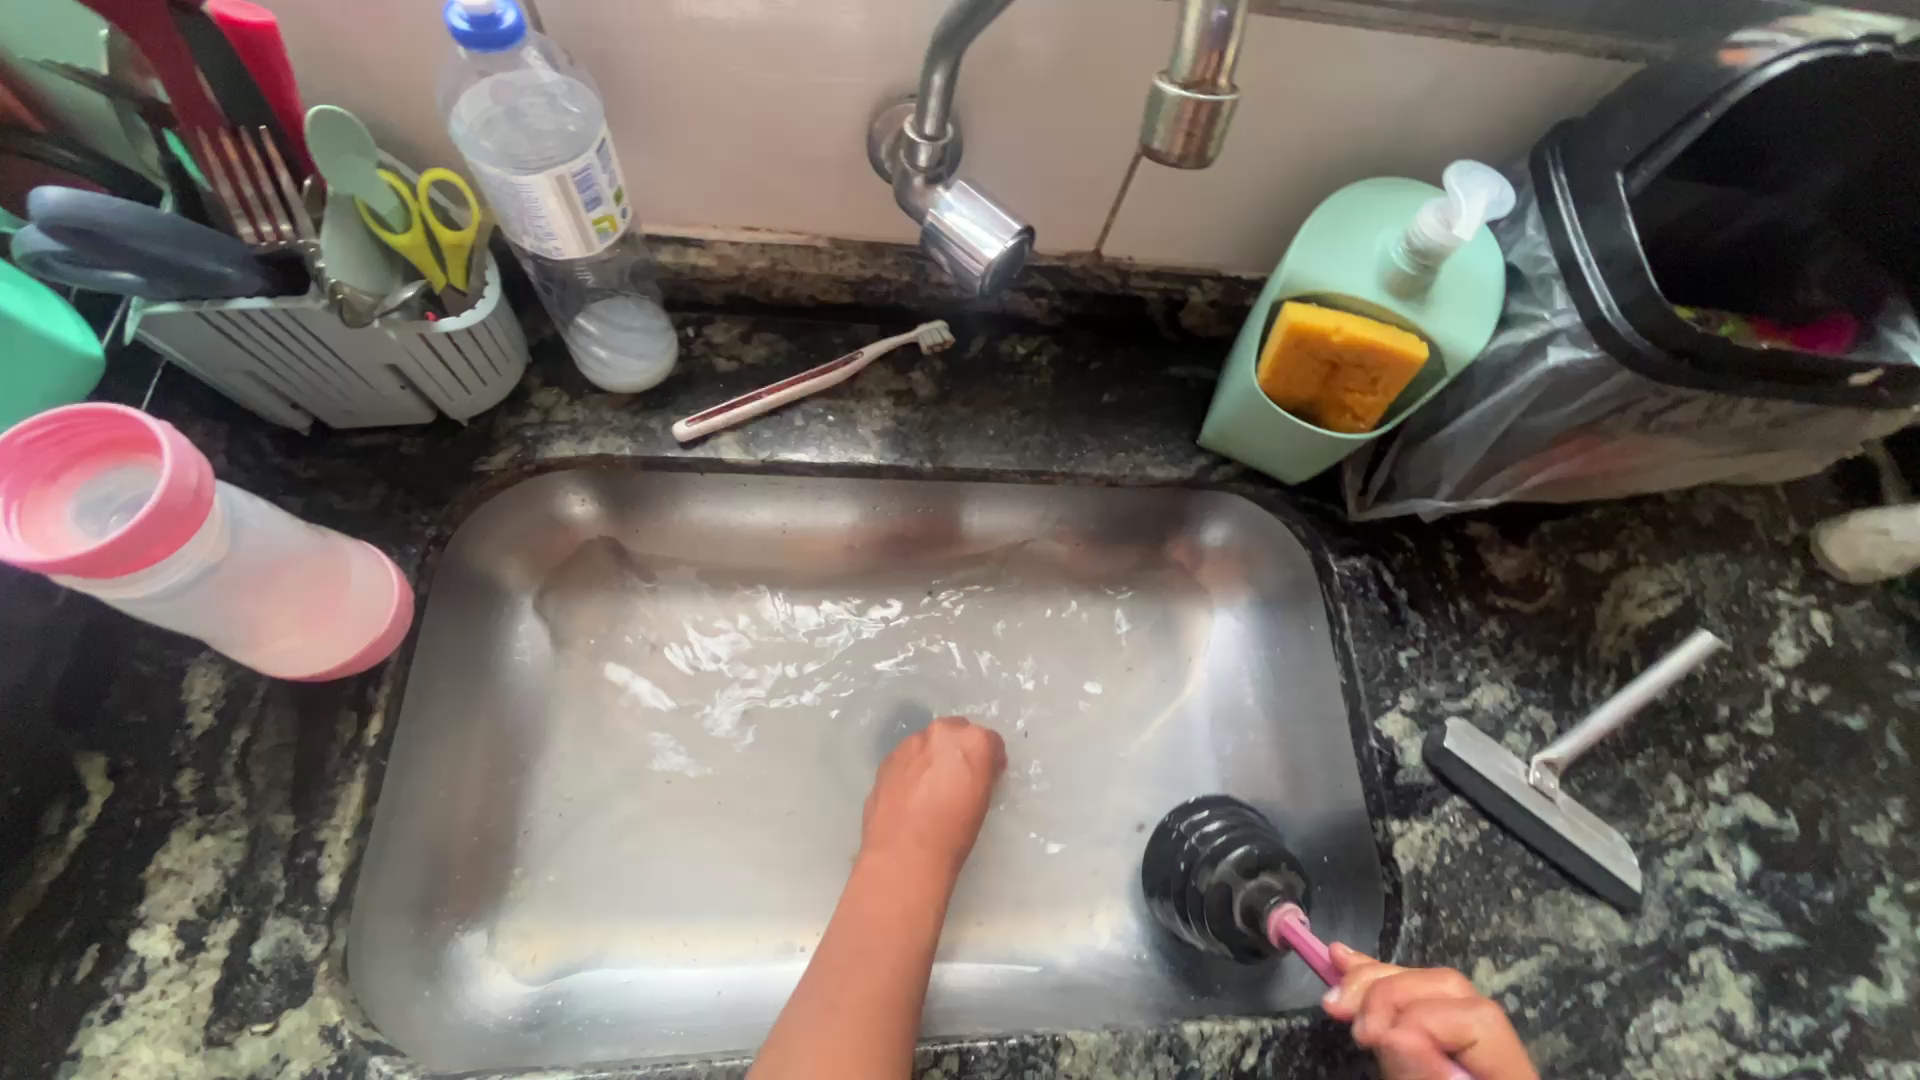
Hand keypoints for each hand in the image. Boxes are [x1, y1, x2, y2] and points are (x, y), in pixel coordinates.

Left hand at [860, 716, 1006, 879]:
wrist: (903, 853)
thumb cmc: (953, 833)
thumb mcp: (982, 801)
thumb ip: (980, 773)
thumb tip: (974, 771)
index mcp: (973, 741)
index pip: (990, 740)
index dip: (991, 759)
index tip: (988, 776)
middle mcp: (941, 733)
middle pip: (957, 732)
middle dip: (960, 750)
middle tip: (958, 778)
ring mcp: (910, 743)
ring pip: (929, 742)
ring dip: (934, 756)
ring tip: (930, 787)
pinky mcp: (888, 757)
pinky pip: (907, 756)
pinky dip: (912, 767)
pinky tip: (911, 793)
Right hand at [1321, 943, 1537, 1079]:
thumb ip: (1425, 1076)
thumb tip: (1393, 1033)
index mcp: (1511, 1070)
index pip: (1474, 1017)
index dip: (1421, 1020)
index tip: (1374, 1043)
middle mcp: (1497, 1044)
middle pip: (1448, 988)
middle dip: (1388, 993)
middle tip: (1347, 1021)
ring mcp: (1469, 1041)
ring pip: (1423, 984)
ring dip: (1370, 983)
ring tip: (1334, 999)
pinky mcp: (1439, 1041)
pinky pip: (1409, 997)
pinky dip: (1372, 979)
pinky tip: (1339, 959)